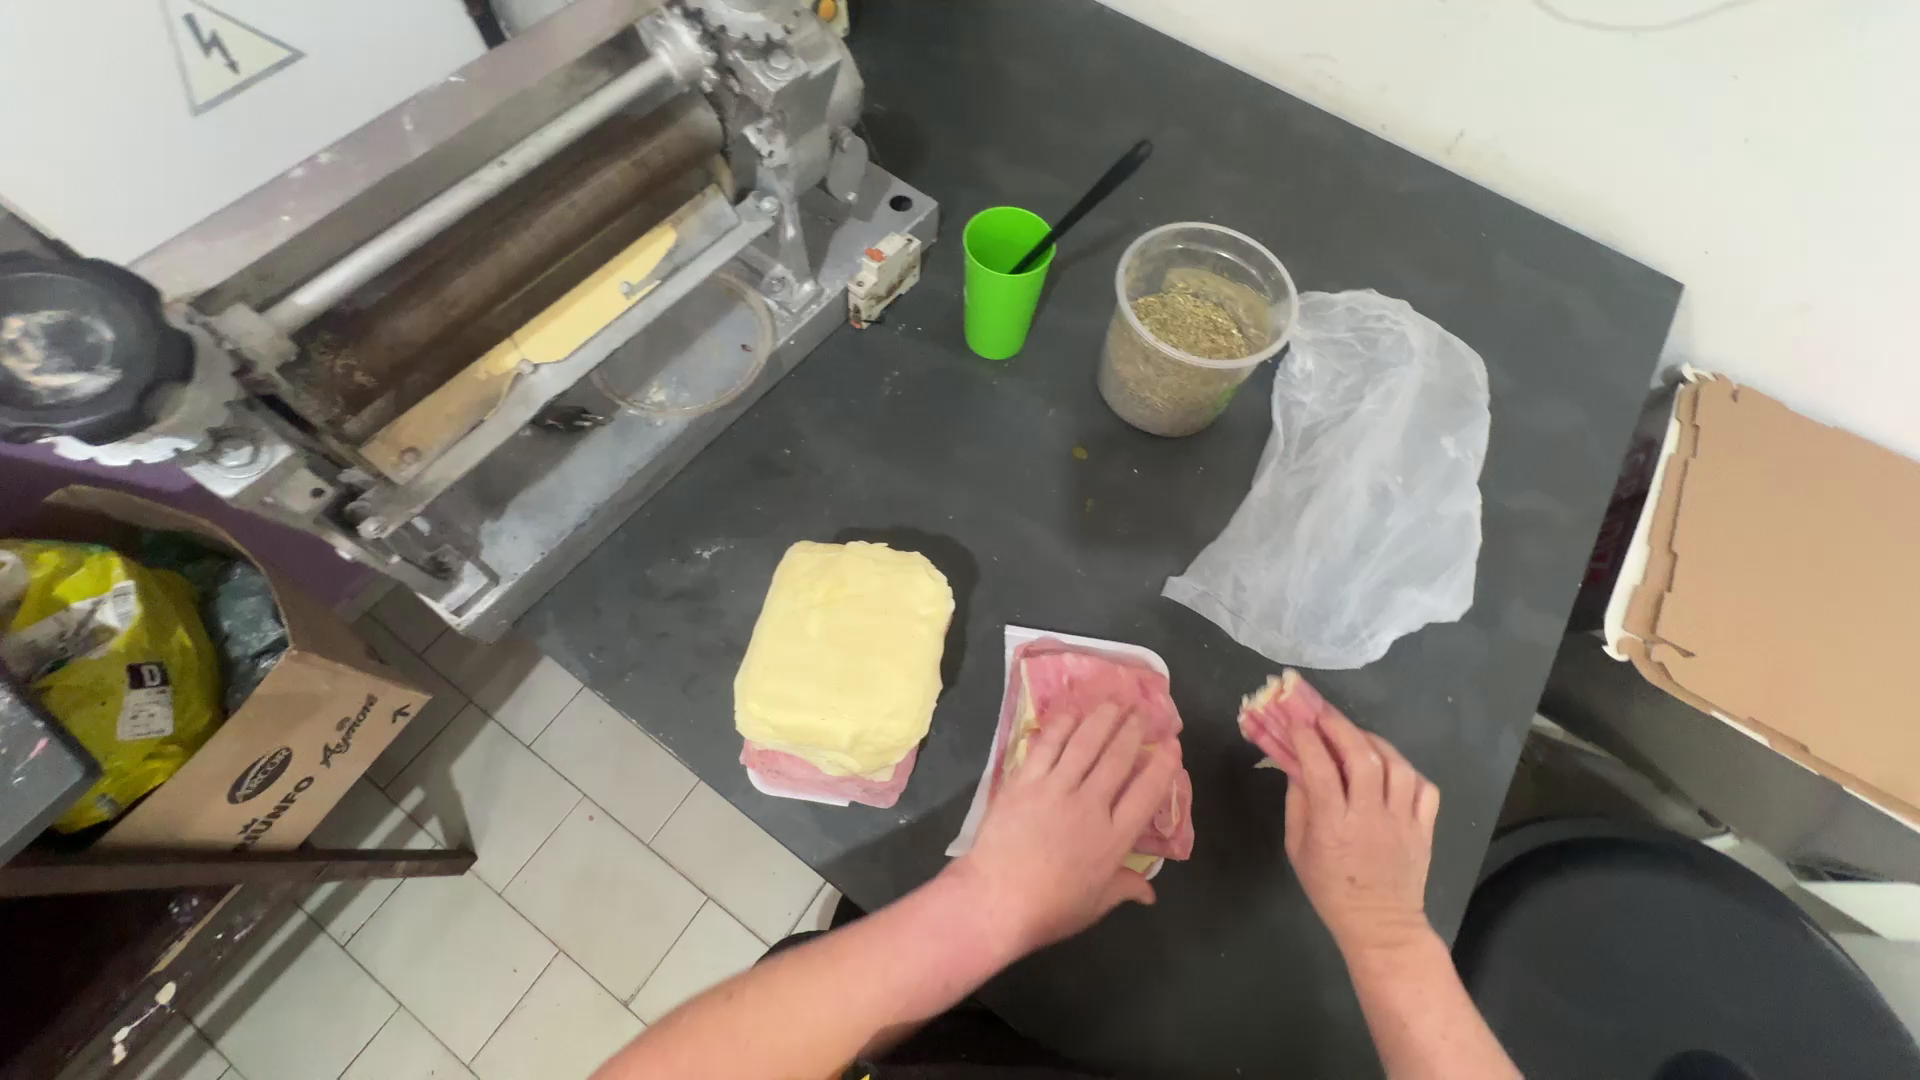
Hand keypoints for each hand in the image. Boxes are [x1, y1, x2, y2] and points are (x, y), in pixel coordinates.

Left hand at [948, 705, 1181, 959]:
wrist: (995, 900)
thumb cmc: (1049, 909)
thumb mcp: (1095, 905)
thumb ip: (1124, 888)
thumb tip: (1149, 892)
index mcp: (1113, 838)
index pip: (1147, 793)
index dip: (1163, 765)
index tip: (1172, 744)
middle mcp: (1089, 805)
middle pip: (1117, 758)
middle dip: (1133, 730)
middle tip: (1142, 711)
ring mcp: (1055, 789)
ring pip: (1085, 743)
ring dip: (1102, 719)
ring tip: (1114, 703)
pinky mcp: (1025, 780)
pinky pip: (1047, 745)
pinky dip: (1062, 725)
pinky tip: (1072, 713)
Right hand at [1241, 676, 1440, 959]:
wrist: (1380, 925)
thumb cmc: (1328, 887)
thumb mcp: (1296, 846)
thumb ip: (1298, 802)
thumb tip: (1298, 764)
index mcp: (1333, 825)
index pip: (1319, 767)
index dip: (1306, 738)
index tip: (1296, 721)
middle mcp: (1370, 817)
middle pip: (1362, 757)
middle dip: (1340, 726)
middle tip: (1323, 713)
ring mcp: (1403, 822)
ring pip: (1396, 765)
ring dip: (1373, 741)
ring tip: (1355, 735)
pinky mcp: (1424, 828)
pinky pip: (1423, 787)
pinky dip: (1405, 768)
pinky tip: (1388, 765)